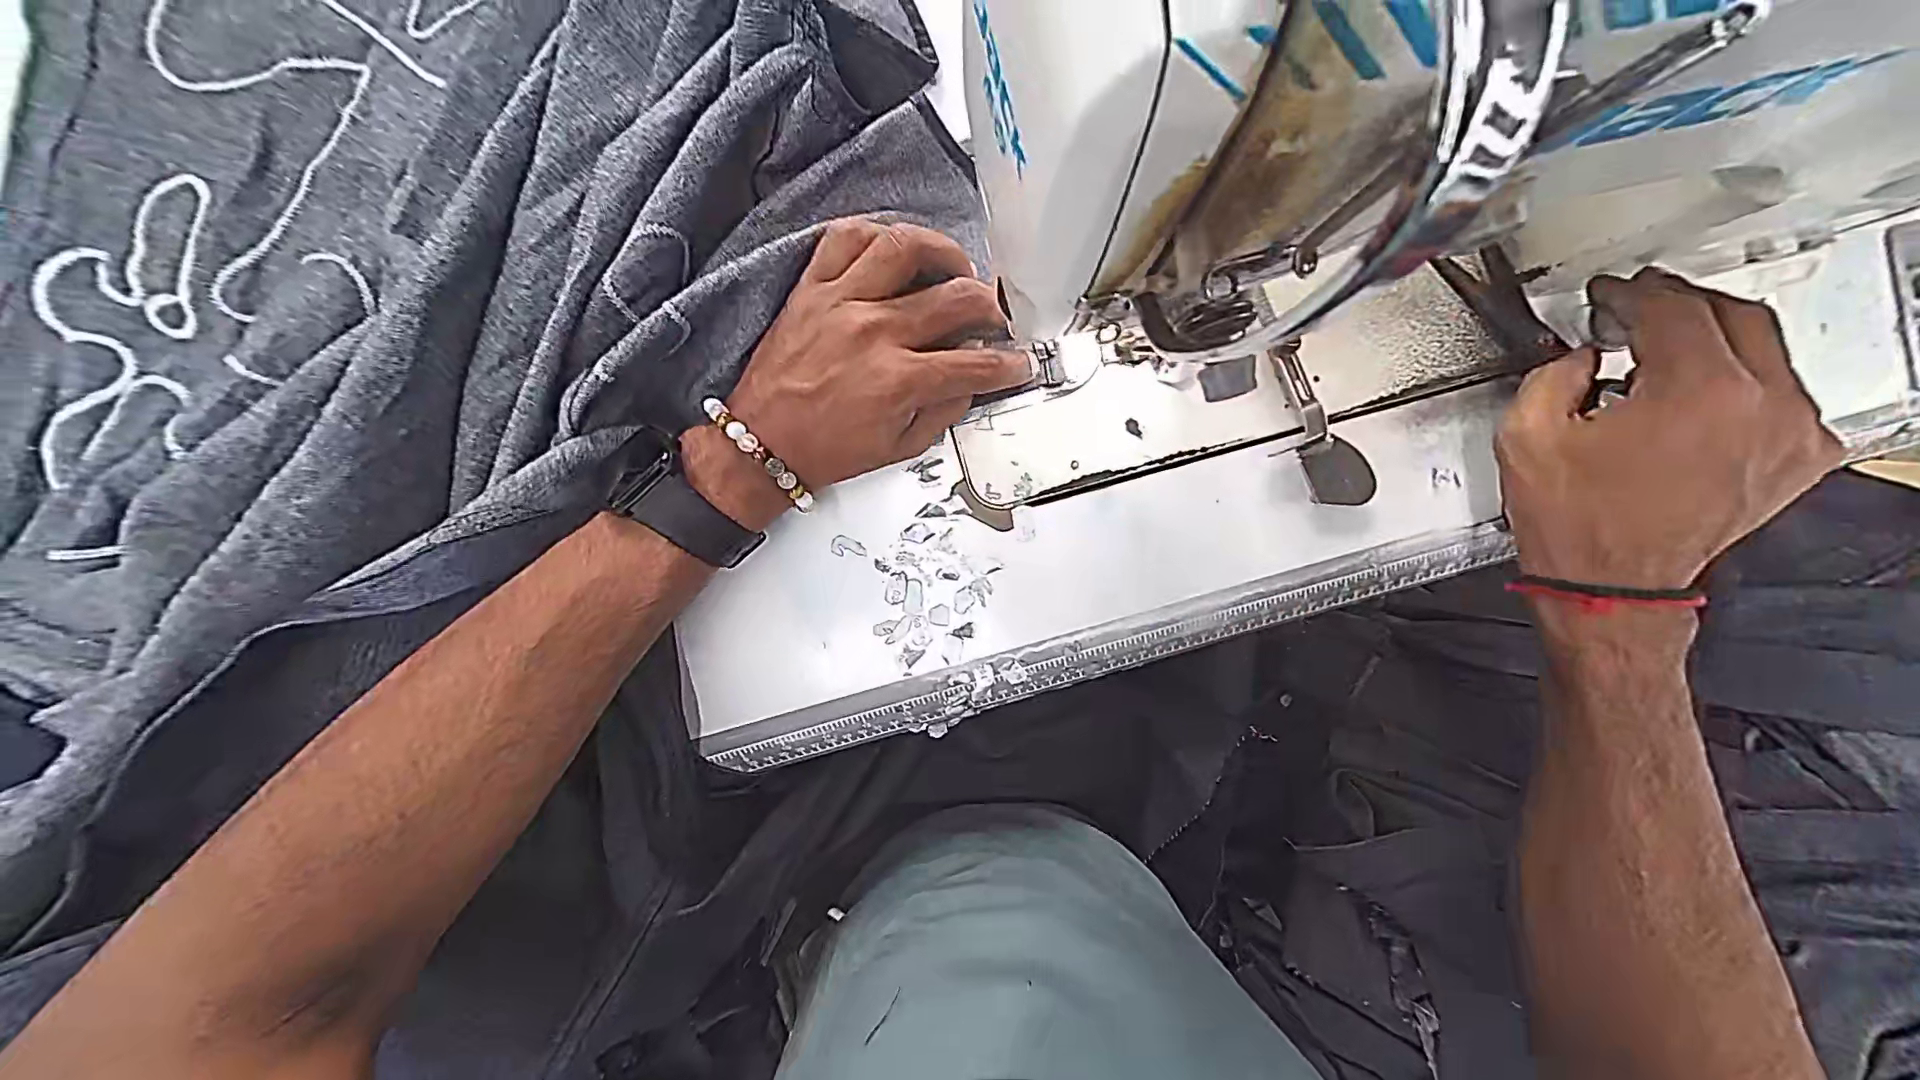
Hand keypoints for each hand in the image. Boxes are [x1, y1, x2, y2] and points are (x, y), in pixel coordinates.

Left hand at [684, 219, 1029, 528]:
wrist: (764, 443)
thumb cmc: (825, 449)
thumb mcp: (900, 447)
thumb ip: (943, 411)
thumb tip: (972, 381)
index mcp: (898, 380)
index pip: (975, 362)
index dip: (1007, 363)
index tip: (1016, 361)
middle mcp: (874, 333)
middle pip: (956, 298)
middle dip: (990, 308)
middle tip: (992, 318)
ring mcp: (841, 303)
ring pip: (905, 247)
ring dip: (944, 251)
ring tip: (954, 267)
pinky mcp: (812, 289)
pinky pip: (845, 237)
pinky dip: (876, 233)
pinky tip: (893, 250)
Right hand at [1495, 268, 1843, 592]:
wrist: (1611, 583)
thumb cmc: (1574, 524)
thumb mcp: (1524, 438)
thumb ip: (1550, 377)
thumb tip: (1581, 358)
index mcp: (1698, 393)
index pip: (1674, 311)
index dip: (1633, 294)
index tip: (1612, 294)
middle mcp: (1763, 405)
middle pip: (1734, 316)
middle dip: (1679, 303)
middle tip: (1637, 305)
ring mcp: (1790, 432)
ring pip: (1765, 350)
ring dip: (1710, 338)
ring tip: (1659, 348)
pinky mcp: (1796, 457)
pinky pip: (1778, 393)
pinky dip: (1735, 379)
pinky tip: (1689, 392)